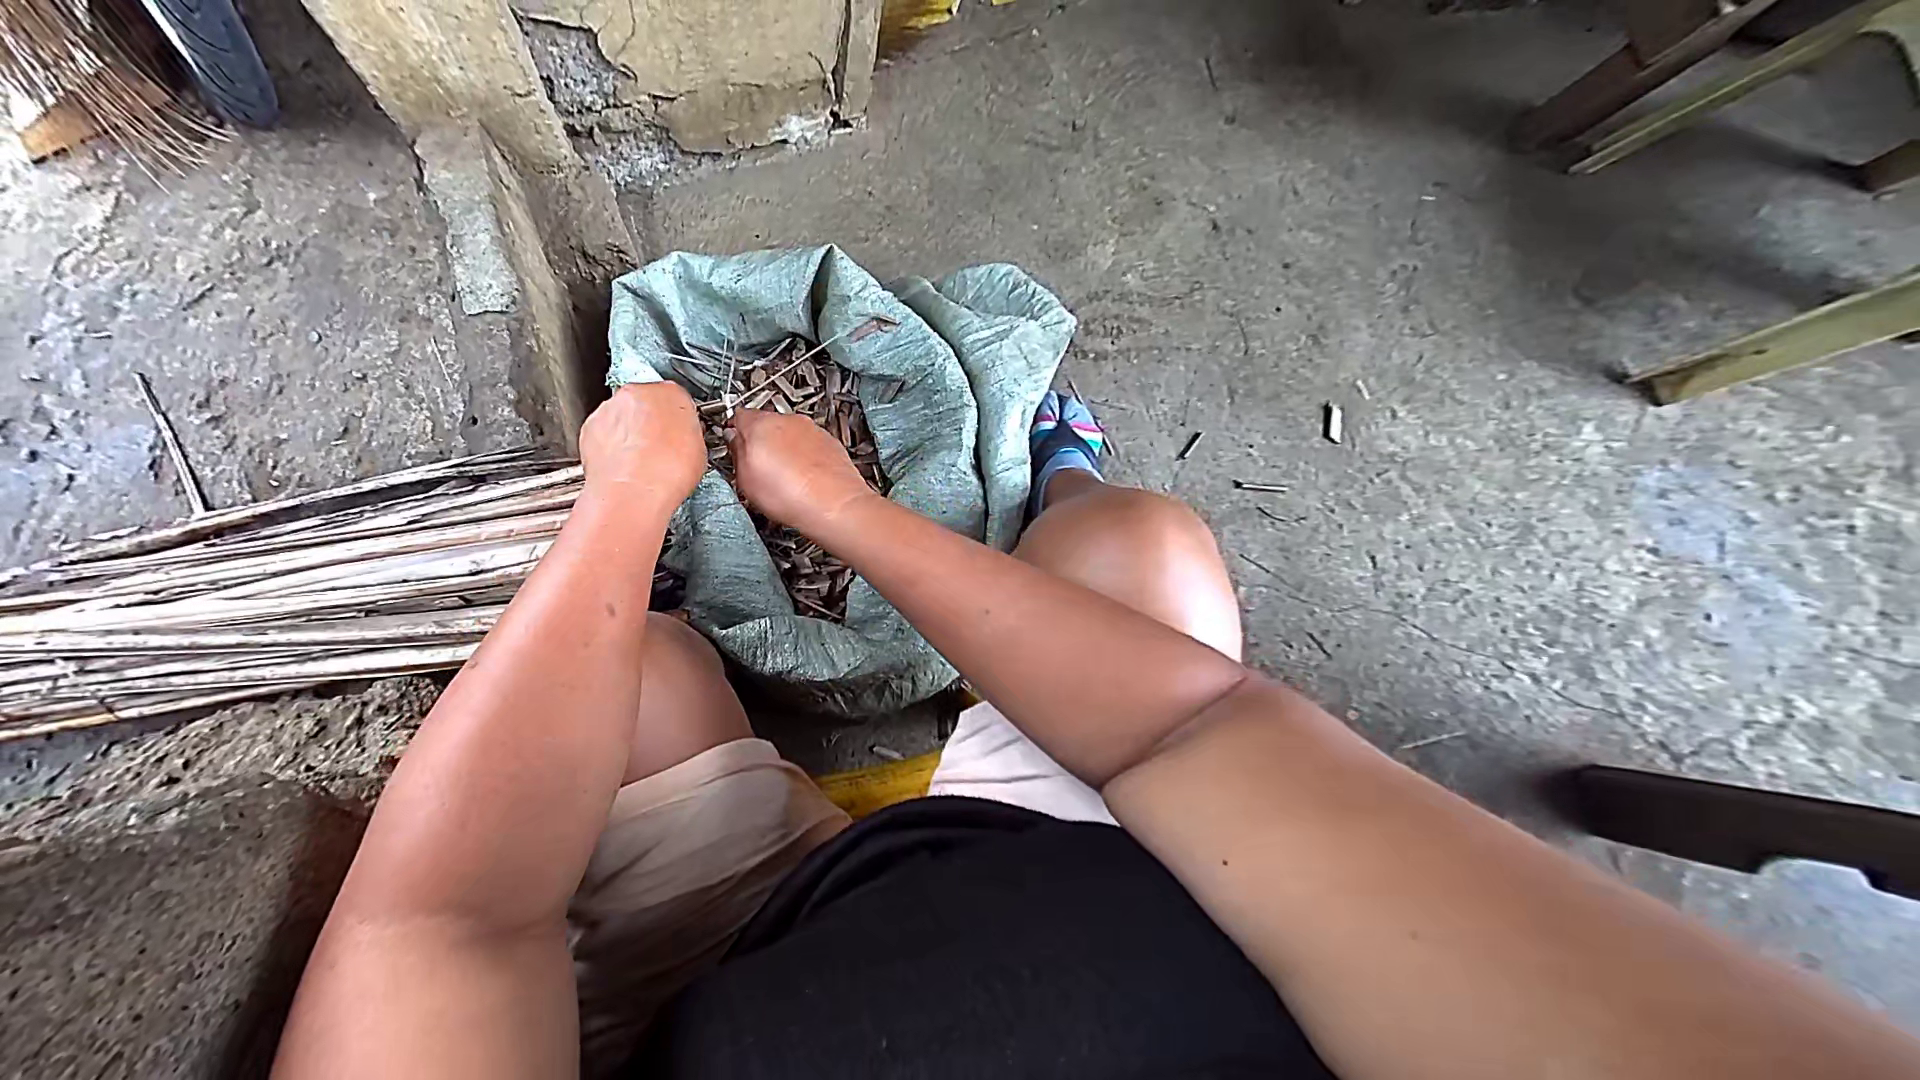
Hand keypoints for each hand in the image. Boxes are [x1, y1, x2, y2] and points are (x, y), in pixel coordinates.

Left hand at [578, 382, 703, 511]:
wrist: (633, 493)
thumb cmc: (666, 472)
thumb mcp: (699, 449)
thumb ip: (690, 432)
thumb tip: (687, 438)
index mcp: (669, 393)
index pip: (678, 397)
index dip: (682, 417)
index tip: (683, 431)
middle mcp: (636, 395)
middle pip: (647, 402)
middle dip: (654, 421)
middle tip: (665, 446)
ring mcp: (609, 410)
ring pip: (624, 417)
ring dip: (632, 433)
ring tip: (645, 460)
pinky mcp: (589, 428)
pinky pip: (605, 432)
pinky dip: (614, 445)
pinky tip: (628, 465)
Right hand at [727, 408, 877, 531]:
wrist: (833, 504)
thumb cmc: (792, 495)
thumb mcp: (745, 480)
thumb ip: (736, 453)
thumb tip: (734, 443)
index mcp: (760, 423)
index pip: (738, 417)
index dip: (734, 433)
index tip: (735, 446)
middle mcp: (789, 420)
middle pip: (766, 424)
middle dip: (761, 443)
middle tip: (759, 468)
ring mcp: (812, 430)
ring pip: (791, 434)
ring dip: (785, 450)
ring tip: (784, 478)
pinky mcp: (830, 443)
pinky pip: (811, 445)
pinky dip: (805, 456)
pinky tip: (803, 478)